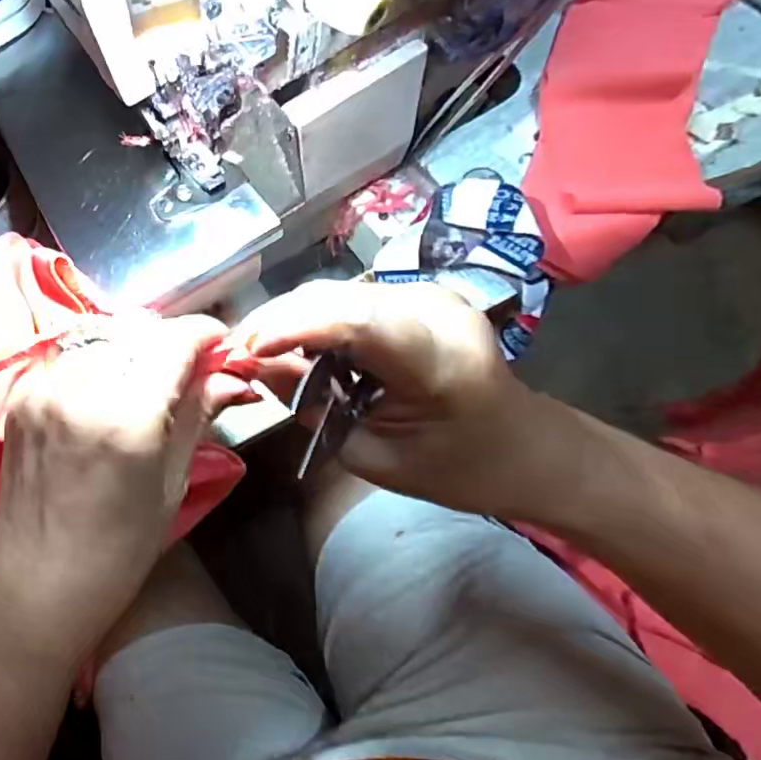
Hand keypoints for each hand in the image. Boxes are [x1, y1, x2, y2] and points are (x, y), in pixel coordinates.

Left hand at [0, 315, 248, 664]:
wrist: (36, 584)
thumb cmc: (118, 551)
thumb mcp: (171, 484)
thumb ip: (197, 415)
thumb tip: (233, 376)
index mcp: (125, 418)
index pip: (172, 342)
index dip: (204, 333)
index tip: (221, 343)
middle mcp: (79, 390)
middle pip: (138, 330)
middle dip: (172, 339)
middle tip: (192, 364)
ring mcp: (42, 388)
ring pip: (102, 334)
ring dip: (136, 342)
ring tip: (153, 372)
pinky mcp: (21, 395)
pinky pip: (71, 353)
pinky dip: (100, 355)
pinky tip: (113, 382)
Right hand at [231, 280, 565, 519]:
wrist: (526, 445)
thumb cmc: (457, 467)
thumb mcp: (374, 455)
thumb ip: (311, 406)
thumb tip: (253, 365)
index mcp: (438, 359)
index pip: (355, 322)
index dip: (292, 328)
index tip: (243, 351)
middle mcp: (435, 309)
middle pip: (337, 297)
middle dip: (278, 319)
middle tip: (234, 351)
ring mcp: (429, 293)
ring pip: (337, 292)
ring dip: (290, 316)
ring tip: (254, 348)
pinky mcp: (417, 293)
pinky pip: (350, 298)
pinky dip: (313, 317)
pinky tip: (291, 340)